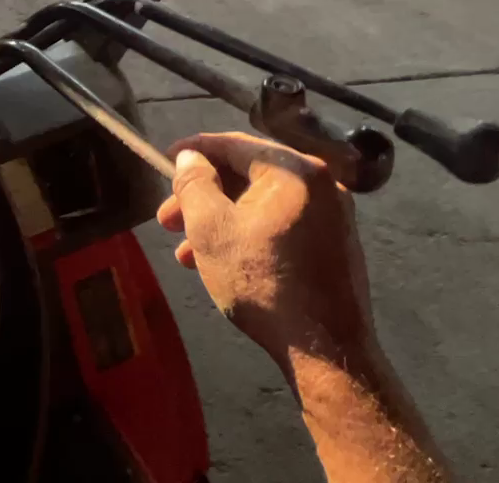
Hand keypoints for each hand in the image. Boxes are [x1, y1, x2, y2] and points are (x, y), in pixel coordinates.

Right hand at [155, 132, 374, 371]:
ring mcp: (333, 215)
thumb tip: (190, 157)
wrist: (328, 354)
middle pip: (245, 174)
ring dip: (219, 219)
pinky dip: (247, 232)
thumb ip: (194, 182)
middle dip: (201, 196)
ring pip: (259, 203)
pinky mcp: (335, 244)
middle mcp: (321, 183)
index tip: (163, 160)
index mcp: (294, 169)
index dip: (192, 151)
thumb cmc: (262, 282)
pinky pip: (280, 222)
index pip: (232, 144)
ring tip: (185, 251)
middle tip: (166, 218)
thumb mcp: (211, 228)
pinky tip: (221, 261)